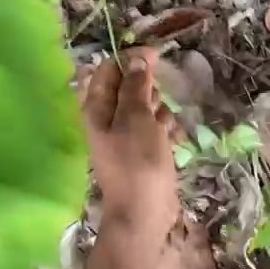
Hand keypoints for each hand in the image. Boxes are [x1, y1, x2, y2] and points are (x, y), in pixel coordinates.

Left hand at [81, 48, 179, 250]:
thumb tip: (136, 59)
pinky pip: (156, 127)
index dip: (129, 59)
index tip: (155, 56)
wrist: (145, 212)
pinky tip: (173, 138)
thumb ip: (135, 86)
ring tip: (164, 125)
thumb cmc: (137, 161)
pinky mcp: (143, 149)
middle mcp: (107, 119)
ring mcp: (126, 135)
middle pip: (128, 86)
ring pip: (146, 106)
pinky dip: (166, 128)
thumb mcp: (136, 117)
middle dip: (148, 88)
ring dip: (160, 109)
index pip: (107, 70)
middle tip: (156, 102)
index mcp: (95, 108)